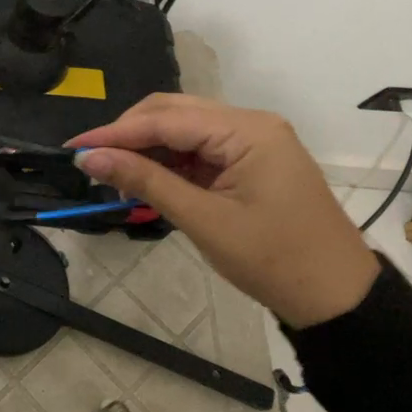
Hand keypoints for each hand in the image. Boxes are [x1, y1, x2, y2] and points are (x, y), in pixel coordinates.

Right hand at [68, 93, 379, 327]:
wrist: (338, 298)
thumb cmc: (274, 259)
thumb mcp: (203, 220)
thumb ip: (144, 181)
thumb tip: (89, 158)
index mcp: (247, 131)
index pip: (165, 119)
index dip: (114, 133)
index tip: (72, 148)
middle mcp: (250, 124)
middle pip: (171, 113)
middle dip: (127, 135)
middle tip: (89, 161)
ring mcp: (252, 142)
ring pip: (181, 129)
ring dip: (145, 149)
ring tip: (112, 176)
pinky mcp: (249, 161)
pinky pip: (197, 149)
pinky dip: (166, 162)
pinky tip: (144, 181)